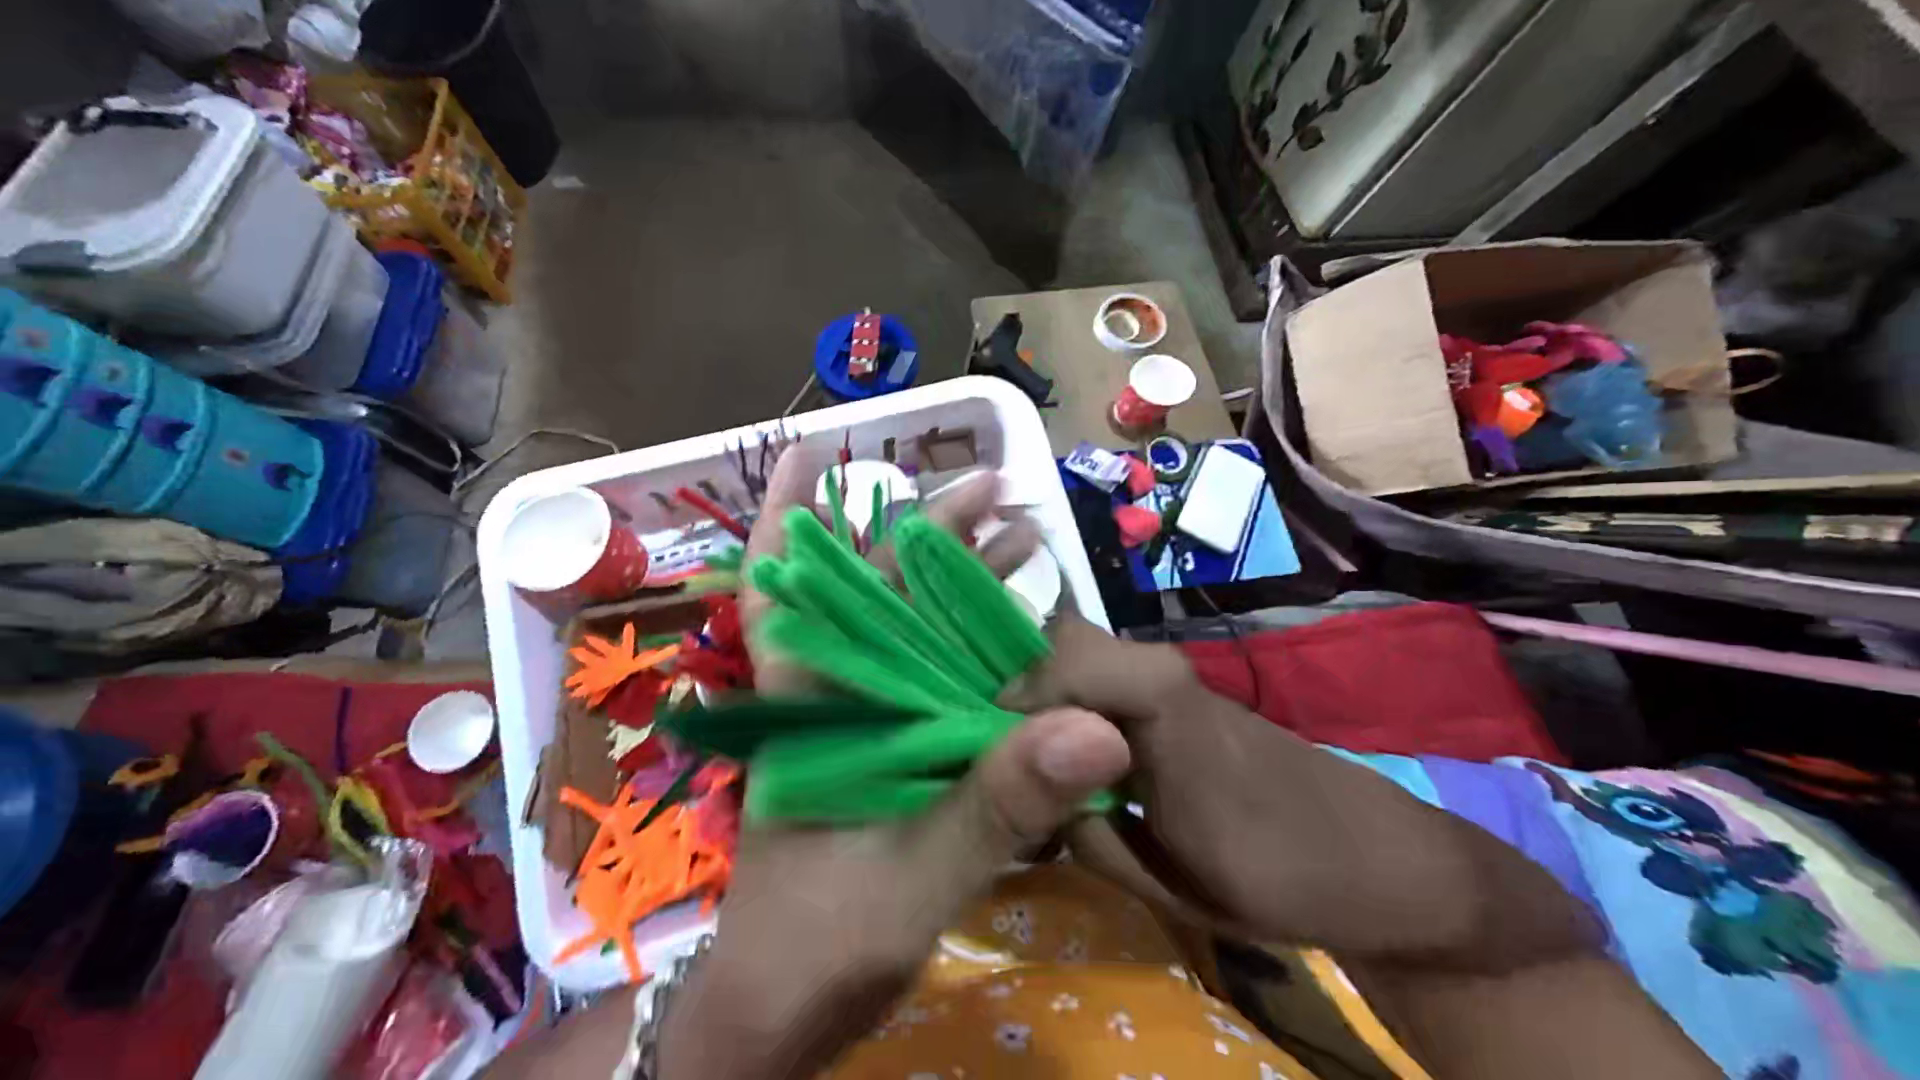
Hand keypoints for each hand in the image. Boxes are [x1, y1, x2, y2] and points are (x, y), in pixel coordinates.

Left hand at [657, 452, 1130, 1079]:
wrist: (793, 1017)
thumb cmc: (821, 944)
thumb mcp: (911, 877)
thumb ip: (993, 805)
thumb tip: (1091, 727)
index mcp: (807, 709)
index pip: (788, 592)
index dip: (792, 517)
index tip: (813, 452)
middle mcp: (835, 703)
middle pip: (877, 598)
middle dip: (926, 539)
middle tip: (993, 491)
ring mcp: (869, 730)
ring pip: (916, 637)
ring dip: (966, 587)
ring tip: (1027, 537)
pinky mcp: (899, 760)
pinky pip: (943, 689)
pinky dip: (980, 654)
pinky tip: (1027, 633)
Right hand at [1007, 613, 1600, 970]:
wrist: (1376, 857)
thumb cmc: (1282, 874)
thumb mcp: (1174, 883)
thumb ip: (1092, 837)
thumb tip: (1026, 804)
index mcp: (1168, 711)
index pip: (1075, 665)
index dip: (1021, 698)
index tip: (987, 750)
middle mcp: (1161, 673)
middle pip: (1063, 640)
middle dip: (1014, 683)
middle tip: (990, 745)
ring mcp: (1165, 676)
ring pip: (1075, 651)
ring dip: (1035, 689)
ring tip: (1009, 747)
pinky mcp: (1168, 692)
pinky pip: (1095, 672)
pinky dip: (1061, 696)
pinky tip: (1052, 747)